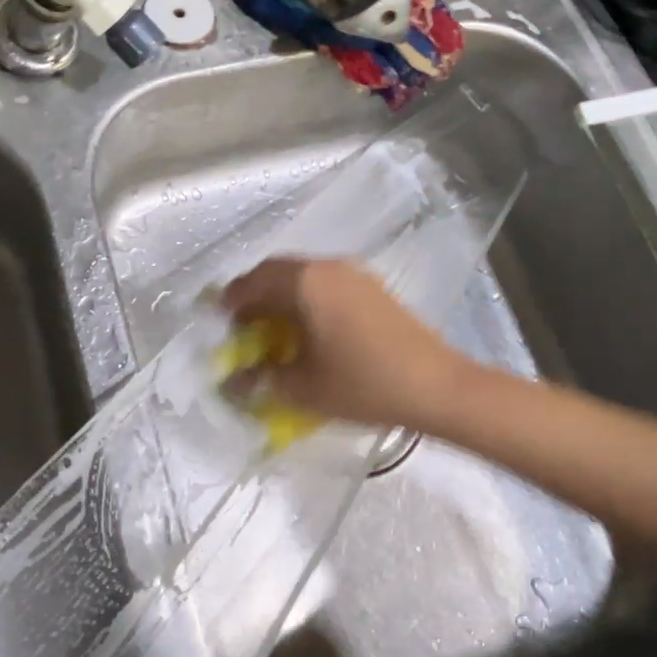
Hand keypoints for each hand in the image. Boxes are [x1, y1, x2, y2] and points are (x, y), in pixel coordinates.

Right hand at [221, 257, 470, 428]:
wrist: (437, 386)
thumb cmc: (363, 383)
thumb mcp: (304, 388)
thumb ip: (262, 379)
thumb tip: (234, 381)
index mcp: (305, 282)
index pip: (254, 281)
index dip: (232, 299)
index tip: (219, 319)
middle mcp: (327, 267)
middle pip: (277, 271)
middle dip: (255, 294)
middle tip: (241, 323)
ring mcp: (354, 275)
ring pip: (303, 276)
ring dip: (281, 296)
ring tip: (272, 329)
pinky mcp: (373, 289)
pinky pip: (325, 284)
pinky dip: (306, 299)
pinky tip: (308, 330)